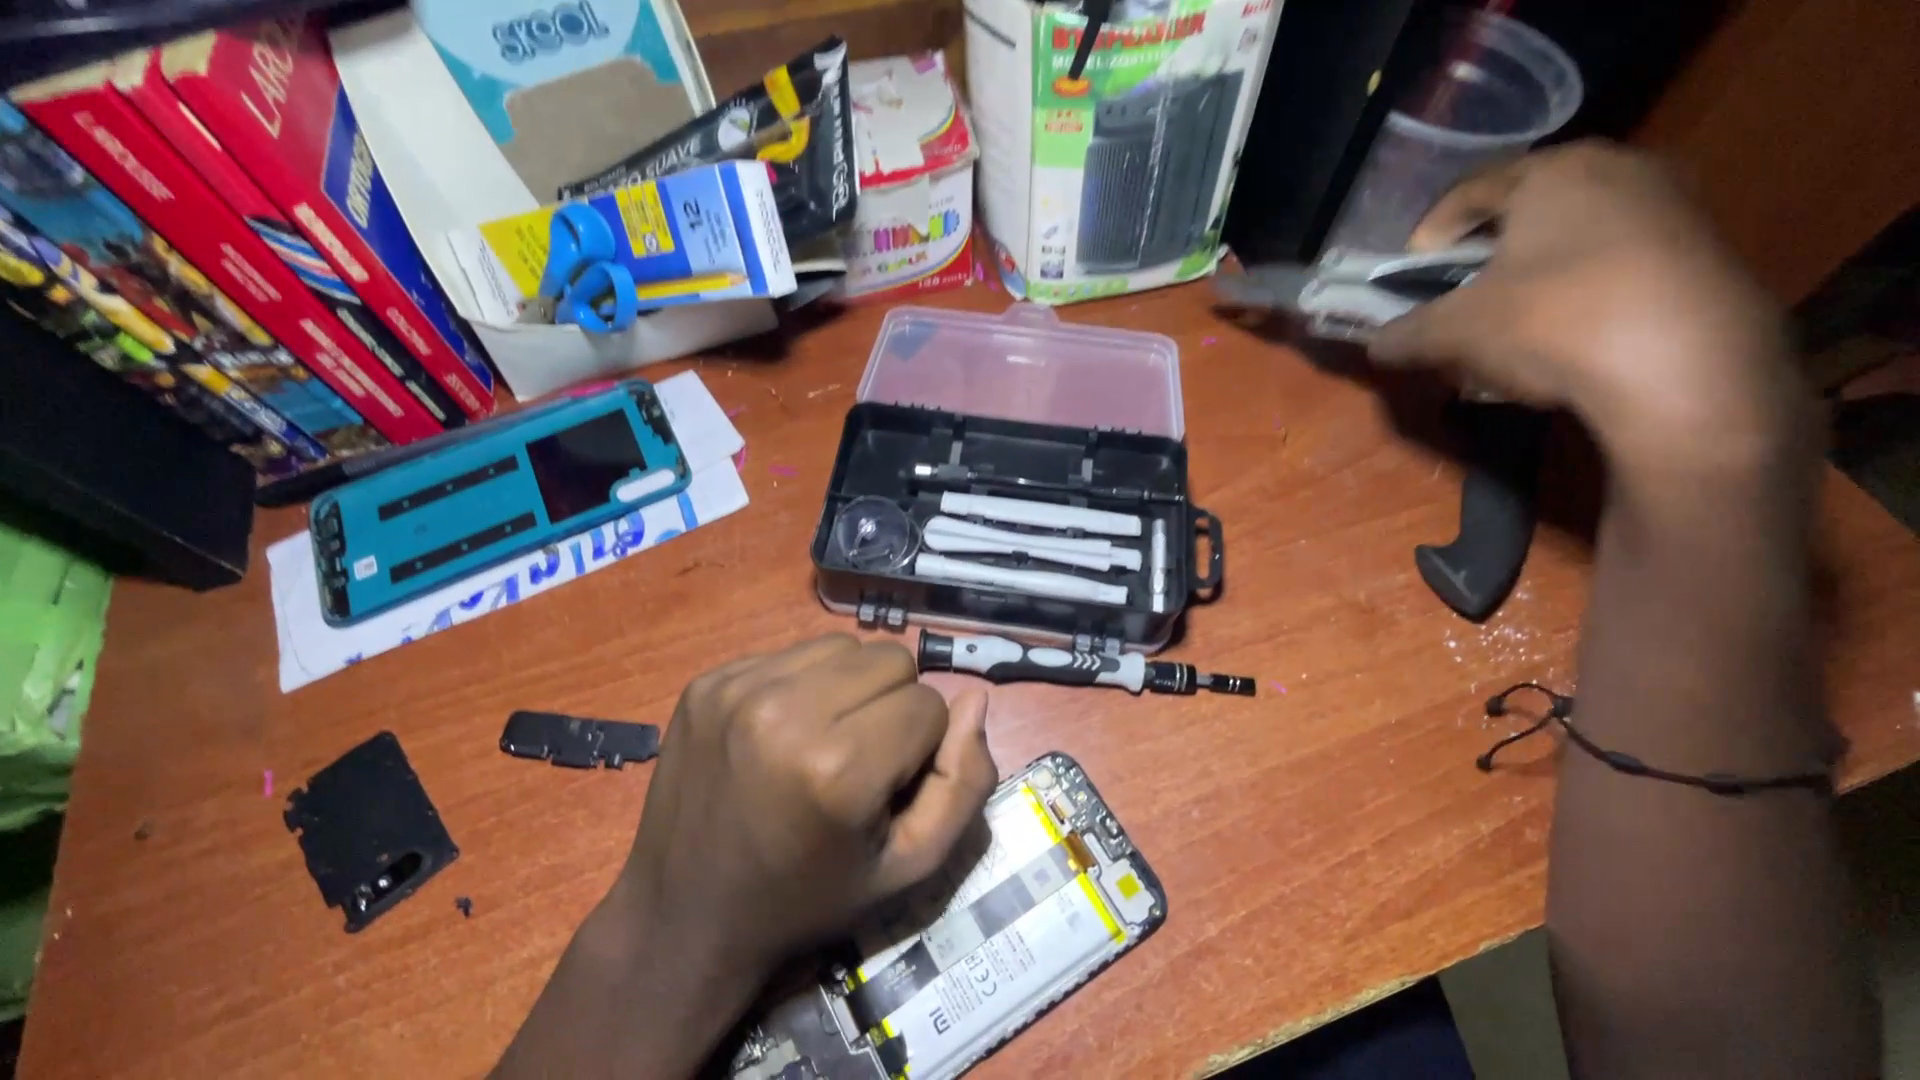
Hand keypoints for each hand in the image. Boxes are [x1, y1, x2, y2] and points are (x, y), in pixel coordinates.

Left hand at [614, 634, 995, 980]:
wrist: (687, 914)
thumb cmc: (809, 897)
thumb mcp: (909, 866)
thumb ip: (962, 784)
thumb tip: (976, 699)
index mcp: (838, 768)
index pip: (930, 705)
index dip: (922, 749)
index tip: (886, 790)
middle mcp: (784, 711)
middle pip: (891, 660)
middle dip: (893, 706)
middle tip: (861, 761)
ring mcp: (737, 688)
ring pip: (843, 648)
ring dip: (850, 687)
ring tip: (823, 741)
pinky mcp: (708, 681)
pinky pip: (791, 654)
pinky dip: (802, 686)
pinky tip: (780, 735)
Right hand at [1369, 141, 1810, 472]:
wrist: (1688, 370)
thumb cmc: (1554, 322)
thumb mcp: (1457, 332)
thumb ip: (1406, 333)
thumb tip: (1375, 344)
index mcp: (1555, 173)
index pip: (1473, 189)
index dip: (1432, 230)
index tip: (1411, 268)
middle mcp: (1620, 171)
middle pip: (1527, 213)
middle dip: (1485, 258)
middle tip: (1459, 299)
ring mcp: (1672, 210)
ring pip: (1574, 242)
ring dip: (1532, 282)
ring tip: (1509, 331)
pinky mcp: (1704, 257)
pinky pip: (1617, 268)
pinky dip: (1580, 298)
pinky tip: (1565, 345)